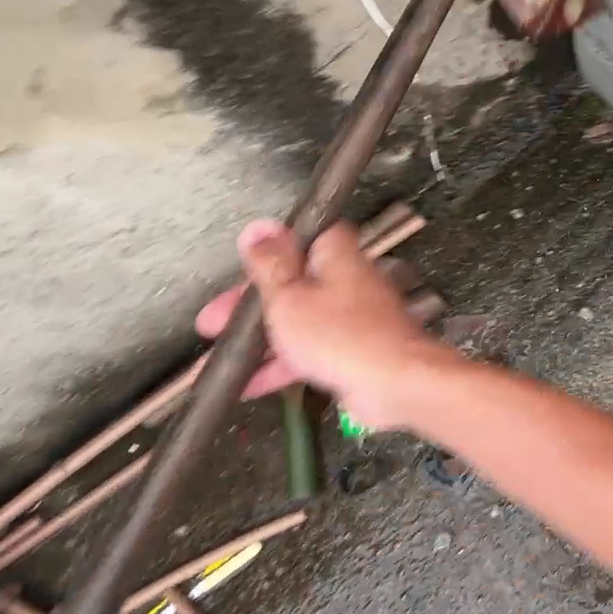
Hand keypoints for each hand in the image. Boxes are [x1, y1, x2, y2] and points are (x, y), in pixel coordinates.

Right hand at [196, 219, 454, 429]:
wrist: (395, 383)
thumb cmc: (347, 337)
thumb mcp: (291, 298)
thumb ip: (271, 266)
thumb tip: (259, 229)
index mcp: (339, 259)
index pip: (311, 237)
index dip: (277, 248)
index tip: (247, 265)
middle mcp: (351, 284)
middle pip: (297, 284)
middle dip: (254, 304)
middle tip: (217, 321)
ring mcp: (356, 319)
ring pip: (302, 322)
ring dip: (261, 339)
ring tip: (219, 358)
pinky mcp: (357, 351)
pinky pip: (313, 352)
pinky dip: (281, 365)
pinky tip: (249, 384)